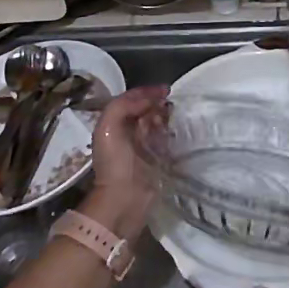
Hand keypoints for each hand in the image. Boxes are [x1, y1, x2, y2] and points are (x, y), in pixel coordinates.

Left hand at [83, 86, 167, 239]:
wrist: (124, 197)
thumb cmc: (115, 161)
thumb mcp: (109, 126)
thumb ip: (123, 105)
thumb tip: (150, 100)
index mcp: (114, 123)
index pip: (132, 100)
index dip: (147, 92)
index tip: (166, 90)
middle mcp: (128, 132)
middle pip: (146, 109)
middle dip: (158, 103)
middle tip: (172, 103)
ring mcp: (143, 146)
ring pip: (158, 122)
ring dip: (166, 116)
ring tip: (176, 115)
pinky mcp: (157, 159)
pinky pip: (167, 139)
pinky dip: (172, 132)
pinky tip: (179, 129)